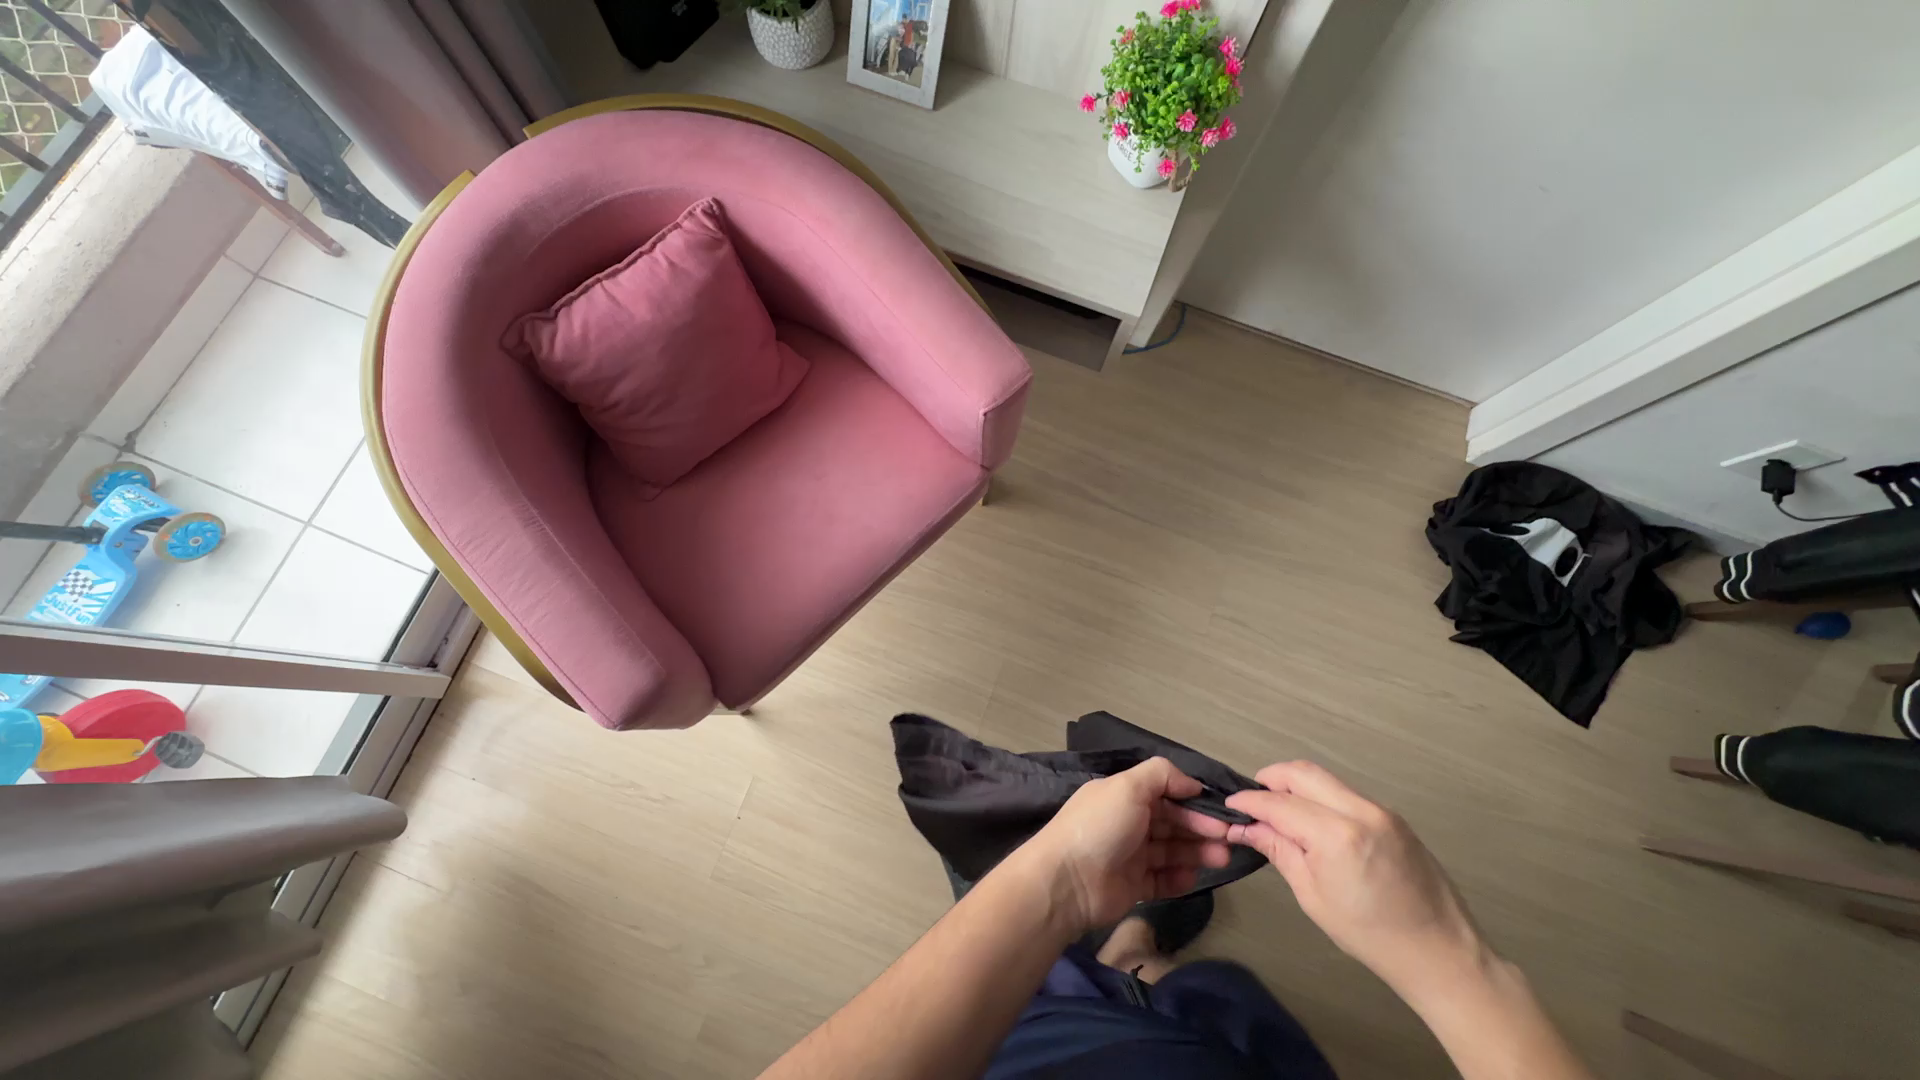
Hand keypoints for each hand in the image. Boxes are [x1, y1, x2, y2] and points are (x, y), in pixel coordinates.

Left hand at [1002, 757, 1231, 934]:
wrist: (1067, 882)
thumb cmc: (1099, 827)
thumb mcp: (1128, 786)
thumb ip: (1162, 775)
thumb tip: (1192, 783)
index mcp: (1124, 795)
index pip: (1166, 794)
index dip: (1193, 802)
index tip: (1222, 811)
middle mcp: (1128, 822)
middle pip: (1172, 822)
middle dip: (1201, 829)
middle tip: (1230, 839)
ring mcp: (1131, 855)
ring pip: (1172, 851)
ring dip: (1197, 853)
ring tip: (1222, 858)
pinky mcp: (1133, 885)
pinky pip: (1163, 880)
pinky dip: (1179, 878)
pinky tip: (1193, 876)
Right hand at [1217, 761, 1487, 1002]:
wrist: (1440, 951)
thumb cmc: (1368, 933)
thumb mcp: (1311, 895)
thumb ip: (1279, 850)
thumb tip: (1246, 826)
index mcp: (1337, 835)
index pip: (1279, 802)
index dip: (1250, 801)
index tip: (1229, 806)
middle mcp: (1360, 810)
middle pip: (1302, 772)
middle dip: (1271, 779)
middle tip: (1253, 802)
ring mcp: (1381, 810)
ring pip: (1325, 779)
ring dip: (1296, 786)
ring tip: (1279, 812)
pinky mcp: (1393, 816)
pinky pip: (1345, 793)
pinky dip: (1320, 797)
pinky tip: (1312, 822)